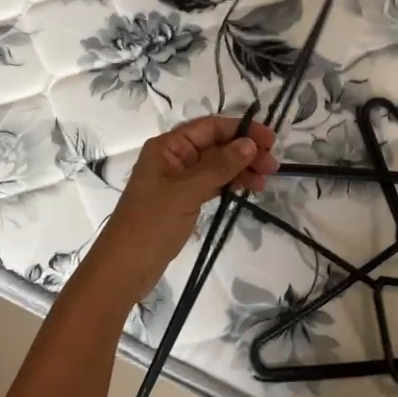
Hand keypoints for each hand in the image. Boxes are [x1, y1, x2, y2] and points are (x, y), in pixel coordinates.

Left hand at [89, 116, 279, 304]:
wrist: (124, 268)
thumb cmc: (151, 223)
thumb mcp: (187, 191)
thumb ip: (219, 166)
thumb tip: (249, 144)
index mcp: (168, 147)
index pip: (210, 127)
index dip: (240, 130)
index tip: (269, 140)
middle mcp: (173, 158)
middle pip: (215, 145)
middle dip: (244, 151)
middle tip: (273, 164)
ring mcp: (179, 180)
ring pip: (216, 165)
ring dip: (241, 168)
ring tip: (266, 179)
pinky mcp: (183, 200)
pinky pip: (212, 183)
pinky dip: (231, 184)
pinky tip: (250, 188)